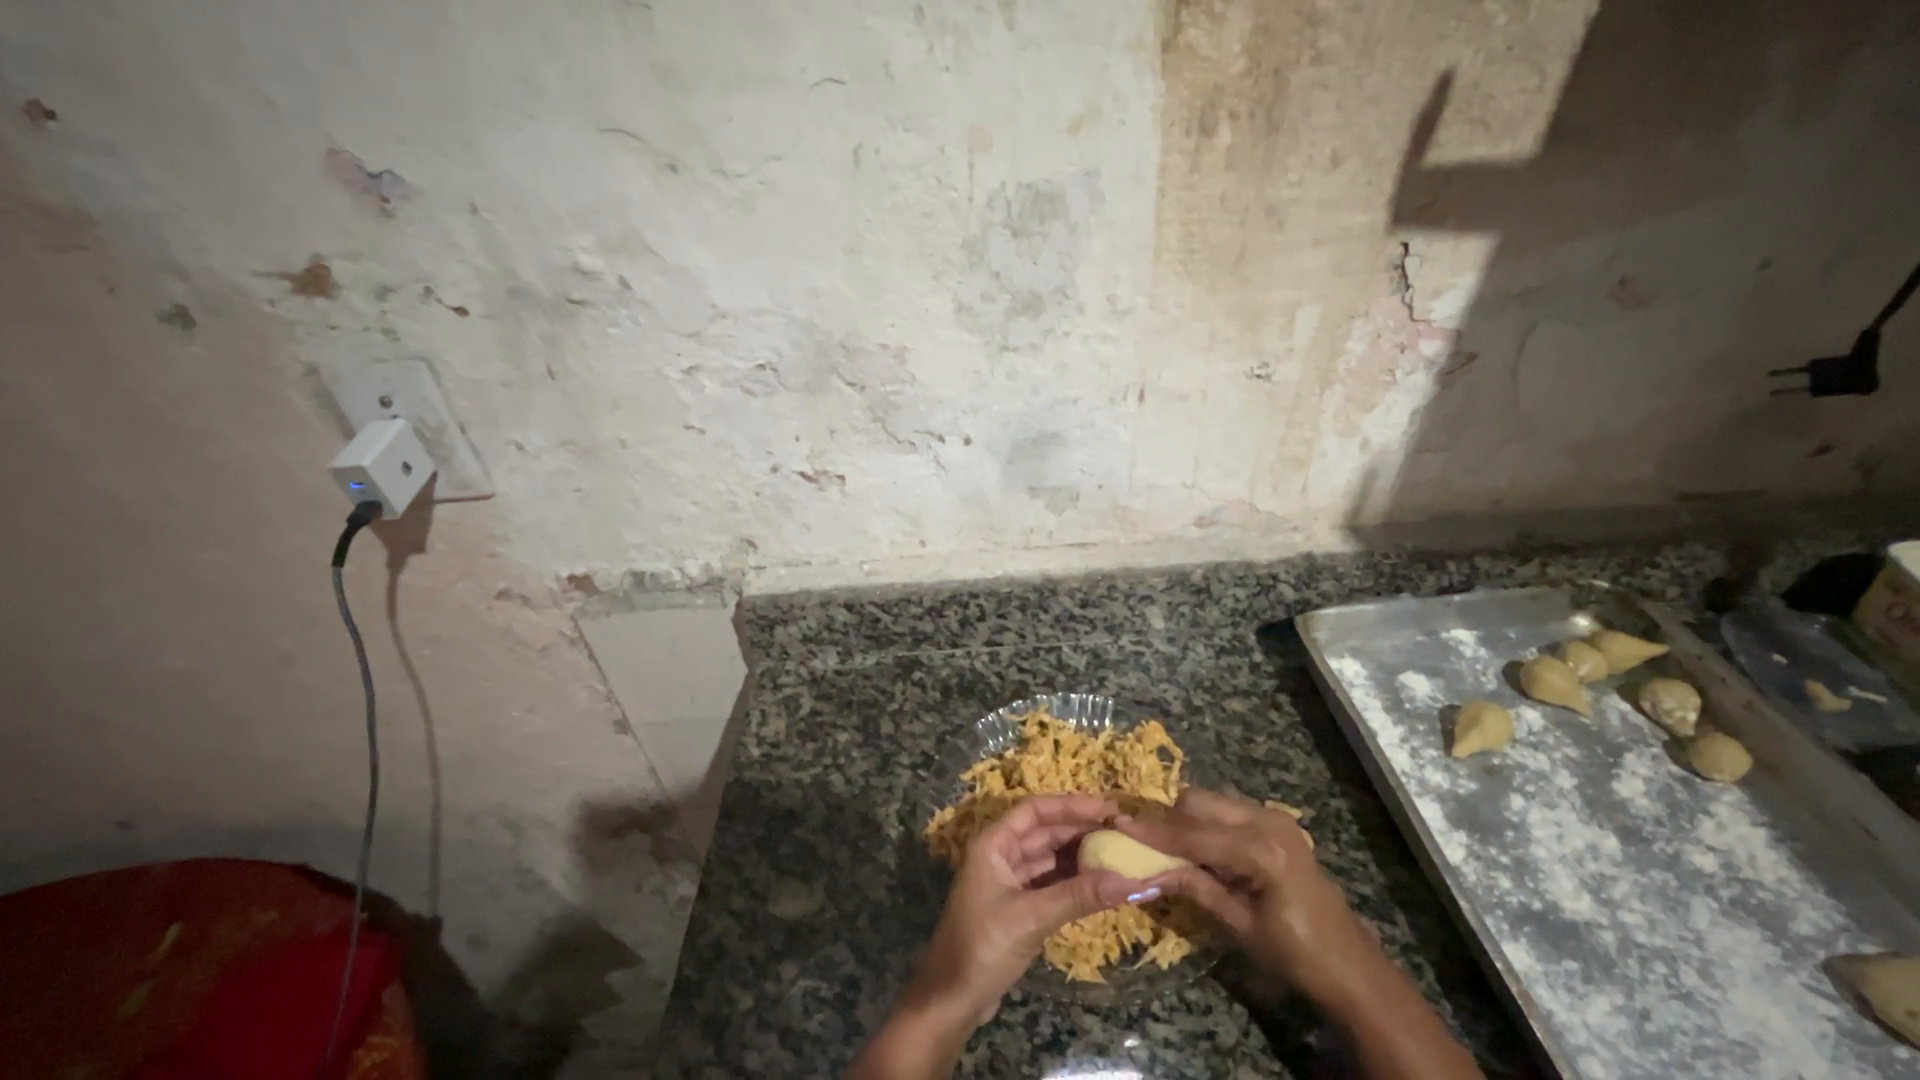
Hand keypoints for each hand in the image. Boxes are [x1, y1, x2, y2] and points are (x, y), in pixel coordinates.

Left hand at [908, 793, 1147, 1025]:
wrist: (951, 1001)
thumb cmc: (982, 947)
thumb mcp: (1032, 918)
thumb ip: (1080, 896)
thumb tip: (1133, 880)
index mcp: (993, 844)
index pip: (1035, 811)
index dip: (1071, 806)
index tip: (1109, 809)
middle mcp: (1000, 856)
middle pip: (1045, 833)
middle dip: (1082, 831)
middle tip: (1124, 834)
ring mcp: (1008, 882)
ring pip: (1050, 860)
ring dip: (1081, 859)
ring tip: (1120, 857)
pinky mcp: (1017, 908)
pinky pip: (1051, 884)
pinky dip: (1074, 884)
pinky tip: (1101, 886)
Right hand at [1116, 789, 1381, 1004]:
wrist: (1348, 964)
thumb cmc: (1295, 954)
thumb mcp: (1238, 925)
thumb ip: (1194, 887)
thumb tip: (1146, 870)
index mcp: (1262, 851)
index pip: (1193, 834)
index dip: (1153, 832)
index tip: (1117, 825)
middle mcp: (1268, 822)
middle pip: (1199, 802)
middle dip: (1168, 820)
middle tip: (1142, 844)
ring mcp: (1275, 818)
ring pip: (1211, 801)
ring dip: (1185, 820)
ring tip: (1167, 850)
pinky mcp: (1276, 823)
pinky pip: (1227, 810)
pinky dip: (1206, 823)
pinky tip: (1198, 851)